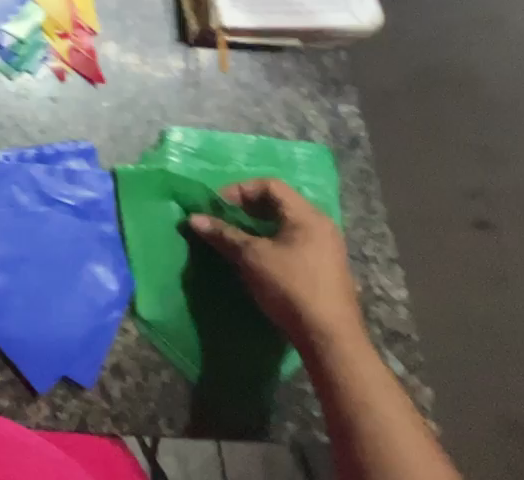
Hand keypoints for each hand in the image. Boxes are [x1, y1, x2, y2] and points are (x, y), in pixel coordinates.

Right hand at [188, 178, 364, 349]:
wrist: (329, 338)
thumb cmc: (290, 287)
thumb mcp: (251, 257)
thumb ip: (223, 234)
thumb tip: (194, 218)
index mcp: (307, 216)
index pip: (270, 185)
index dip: (239, 190)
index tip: (217, 207)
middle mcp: (321, 226)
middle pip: (278, 202)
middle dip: (245, 208)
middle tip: (222, 220)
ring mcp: (326, 247)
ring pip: (284, 223)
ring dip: (256, 226)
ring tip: (234, 238)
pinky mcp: (324, 267)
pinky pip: (292, 241)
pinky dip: (270, 240)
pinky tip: (255, 257)